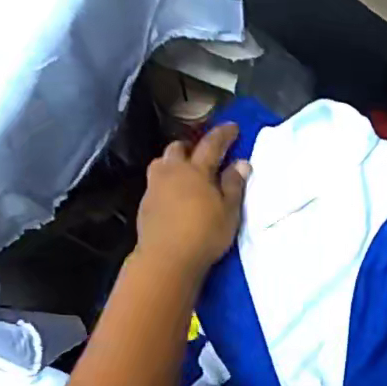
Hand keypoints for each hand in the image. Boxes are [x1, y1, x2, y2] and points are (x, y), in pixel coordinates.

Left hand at [133, 123, 250, 276]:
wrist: (166, 258)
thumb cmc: (204, 234)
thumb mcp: (229, 212)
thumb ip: (234, 185)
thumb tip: (241, 163)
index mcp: (196, 170)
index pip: (212, 145)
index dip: (223, 134)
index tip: (233, 127)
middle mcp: (172, 171)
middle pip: (178, 148)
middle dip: (191, 147)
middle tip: (202, 154)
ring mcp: (155, 187)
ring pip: (162, 163)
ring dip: (173, 163)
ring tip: (184, 174)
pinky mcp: (145, 204)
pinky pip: (156, 184)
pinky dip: (166, 184)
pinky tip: (173, 197)